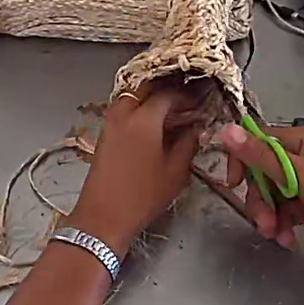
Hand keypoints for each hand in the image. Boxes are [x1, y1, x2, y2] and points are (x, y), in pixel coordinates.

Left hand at [66, 89, 206, 253]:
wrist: (103, 216)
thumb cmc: (142, 196)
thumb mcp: (175, 172)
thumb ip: (188, 143)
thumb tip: (195, 128)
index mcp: (143, 119)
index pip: (168, 94)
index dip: (186, 95)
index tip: (199, 99)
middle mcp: (123, 114)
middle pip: (146, 88)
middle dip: (166, 90)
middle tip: (185, 100)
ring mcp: (110, 123)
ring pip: (131, 97)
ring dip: (150, 98)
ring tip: (170, 112)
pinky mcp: (104, 134)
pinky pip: (123, 110)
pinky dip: (138, 109)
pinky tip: (153, 125)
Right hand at [219, 123, 303, 252]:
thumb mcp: (299, 173)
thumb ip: (260, 155)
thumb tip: (226, 128)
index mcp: (302, 140)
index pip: (259, 142)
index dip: (243, 161)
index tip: (234, 183)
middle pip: (266, 173)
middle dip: (259, 199)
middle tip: (261, 222)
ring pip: (278, 194)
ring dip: (271, 215)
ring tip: (276, 235)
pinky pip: (293, 209)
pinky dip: (287, 223)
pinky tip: (288, 239)